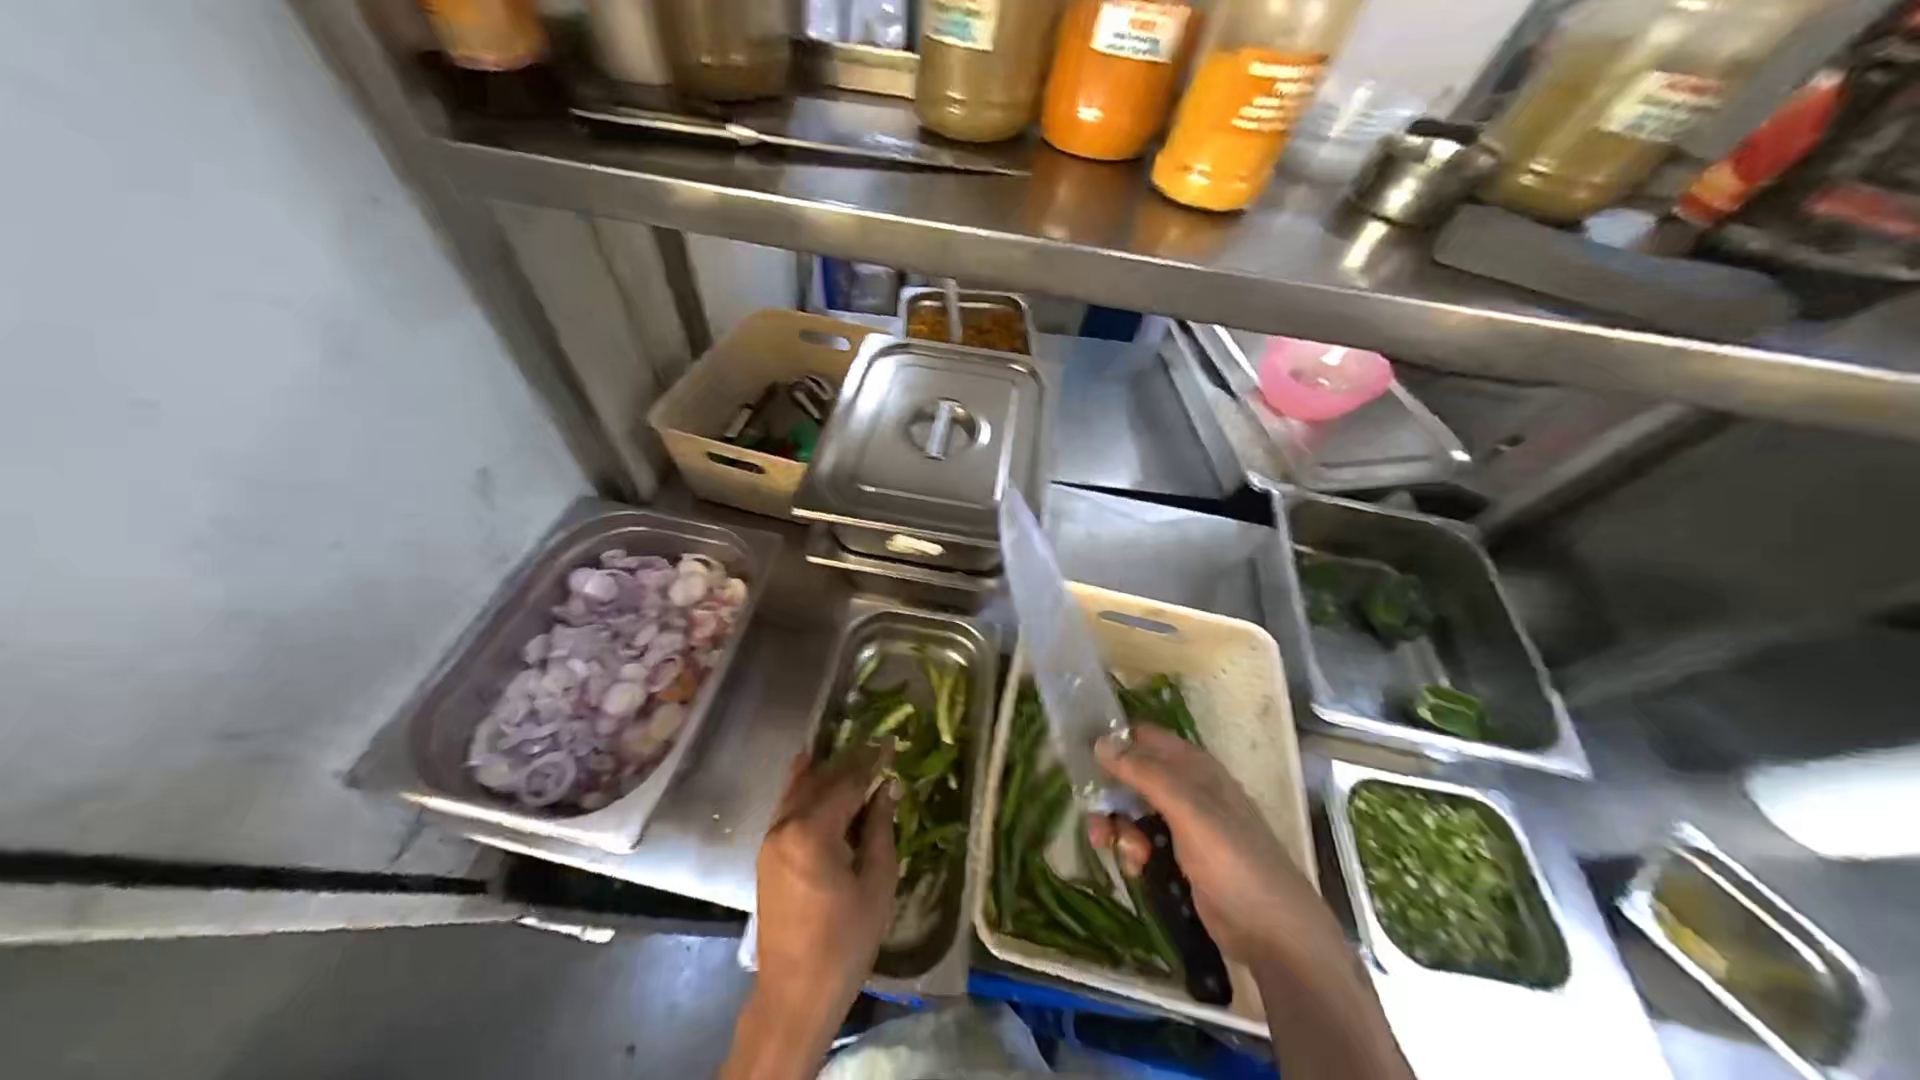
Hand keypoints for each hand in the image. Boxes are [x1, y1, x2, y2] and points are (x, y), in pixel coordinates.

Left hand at [723, 749, 895, 1079]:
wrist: (796, 992)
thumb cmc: (845, 941)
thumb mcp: (877, 884)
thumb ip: (881, 829)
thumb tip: (886, 789)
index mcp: (812, 832)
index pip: (847, 783)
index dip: (871, 761)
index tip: (890, 742)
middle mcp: (784, 826)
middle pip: (820, 781)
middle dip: (849, 762)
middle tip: (875, 746)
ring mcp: (770, 839)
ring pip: (799, 790)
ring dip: (825, 771)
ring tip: (849, 751)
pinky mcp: (766, 854)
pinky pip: (786, 808)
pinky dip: (800, 786)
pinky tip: (808, 767)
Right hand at [1087, 725, 1330, 966]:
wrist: (1273, 933)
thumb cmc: (1234, 862)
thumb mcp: (1189, 810)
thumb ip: (1145, 773)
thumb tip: (1100, 741)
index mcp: (1194, 767)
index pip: (1144, 738)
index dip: (1114, 744)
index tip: (1082, 761)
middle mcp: (1188, 788)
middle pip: (1132, 776)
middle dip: (1110, 796)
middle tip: (1097, 822)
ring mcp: (1185, 824)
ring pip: (1133, 810)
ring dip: (1119, 828)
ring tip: (1121, 853)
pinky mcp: (1180, 856)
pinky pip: (1142, 840)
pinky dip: (1132, 851)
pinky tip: (1137, 869)